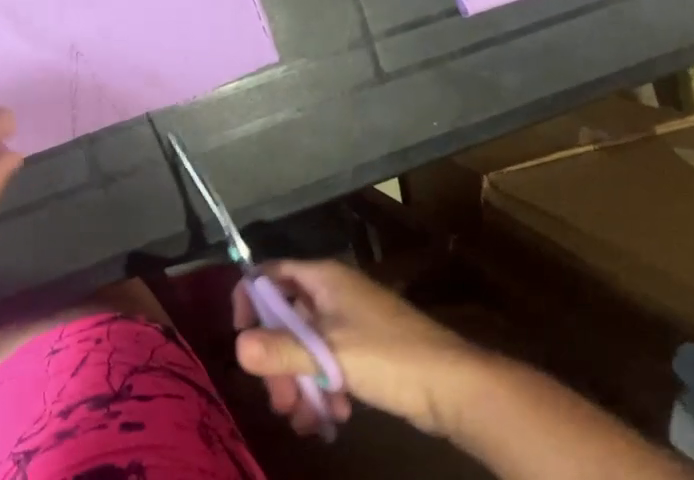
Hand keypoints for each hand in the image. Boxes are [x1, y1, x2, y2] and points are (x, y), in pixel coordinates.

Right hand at [234, 260, 494, 437]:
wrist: (457, 388)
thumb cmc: (389, 357)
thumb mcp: (329, 354)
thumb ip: (281, 349)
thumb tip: (237, 347)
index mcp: (323, 278)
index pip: (269, 274)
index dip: (249, 300)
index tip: (242, 336)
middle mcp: (333, 293)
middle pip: (286, 318)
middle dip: (277, 360)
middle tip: (278, 400)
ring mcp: (351, 322)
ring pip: (307, 346)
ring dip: (300, 382)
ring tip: (304, 420)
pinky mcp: (366, 351)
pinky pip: (329, 363)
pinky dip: (324, 388)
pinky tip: (332, 418)